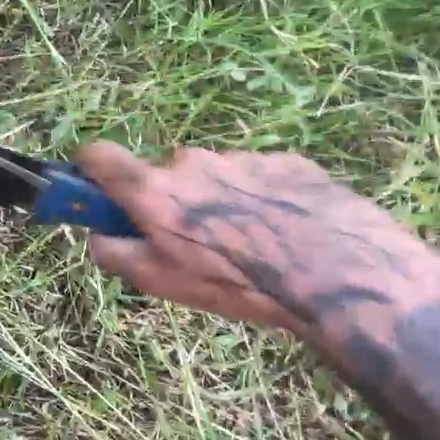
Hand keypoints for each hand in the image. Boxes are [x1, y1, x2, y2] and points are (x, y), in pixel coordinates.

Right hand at [78, 142, 439, 331]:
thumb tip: (98, 236)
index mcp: (150, 189)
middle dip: (167, 197)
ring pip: (212, 175)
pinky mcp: (290, 163)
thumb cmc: (239, 283)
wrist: (347, 281)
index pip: (97, 156)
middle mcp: (189, 163)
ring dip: (216, 198)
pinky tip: (284, 229)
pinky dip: (260, 196)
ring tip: (248, 239)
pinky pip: (258, 175)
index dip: (91, 170)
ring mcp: (242, 160)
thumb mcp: (160, 281)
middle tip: (190, 236)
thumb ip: (113, 253)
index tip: (100, 192)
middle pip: (161, 173)